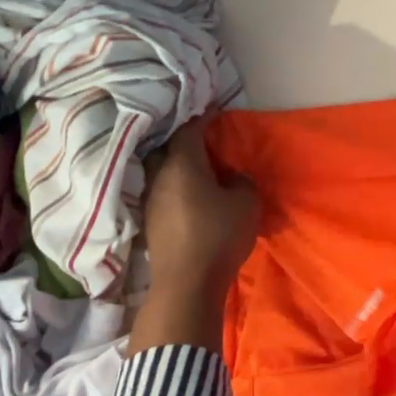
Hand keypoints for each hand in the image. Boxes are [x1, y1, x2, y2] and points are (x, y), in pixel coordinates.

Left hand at [142, 117, 258, 295]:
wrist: (187, 283)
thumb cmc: (219, 234)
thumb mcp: (247, 202)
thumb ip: (241, 181)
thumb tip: (232, 178)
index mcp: (181, 165)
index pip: (188, 131)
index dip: (202, 119)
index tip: (214, 113)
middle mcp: (158, 177)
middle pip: (166, 149)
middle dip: (183, 142)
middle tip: (204, 142)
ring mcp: (149, 201)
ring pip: (161, 172)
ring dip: (178, 167)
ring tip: (199, 169)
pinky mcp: (149, 222)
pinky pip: (161, 192)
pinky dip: (175, 187)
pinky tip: (190, 196)